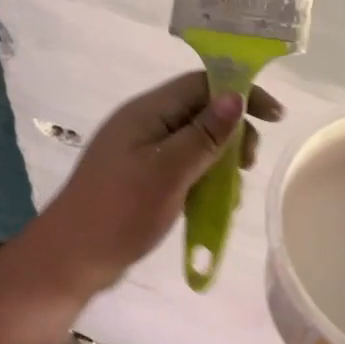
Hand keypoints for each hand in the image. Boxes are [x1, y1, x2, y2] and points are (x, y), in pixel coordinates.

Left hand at [24, 72, 282, 297]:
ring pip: (193, 141)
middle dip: (232, 132)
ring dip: (219, 160)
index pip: (202, 84)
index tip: (274, 118)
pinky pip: (181, 166)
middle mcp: (143, 123)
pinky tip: (213, 206)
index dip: (240, 93)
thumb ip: (204, 134)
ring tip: (231, 193)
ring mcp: (139, 151)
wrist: (70, 259)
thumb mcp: (169, 172)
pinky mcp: (139, 177)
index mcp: (146, 111)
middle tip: (249, 166)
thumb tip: (235, 97)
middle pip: (200, 110)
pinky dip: (202, 179)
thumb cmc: (119, 211)